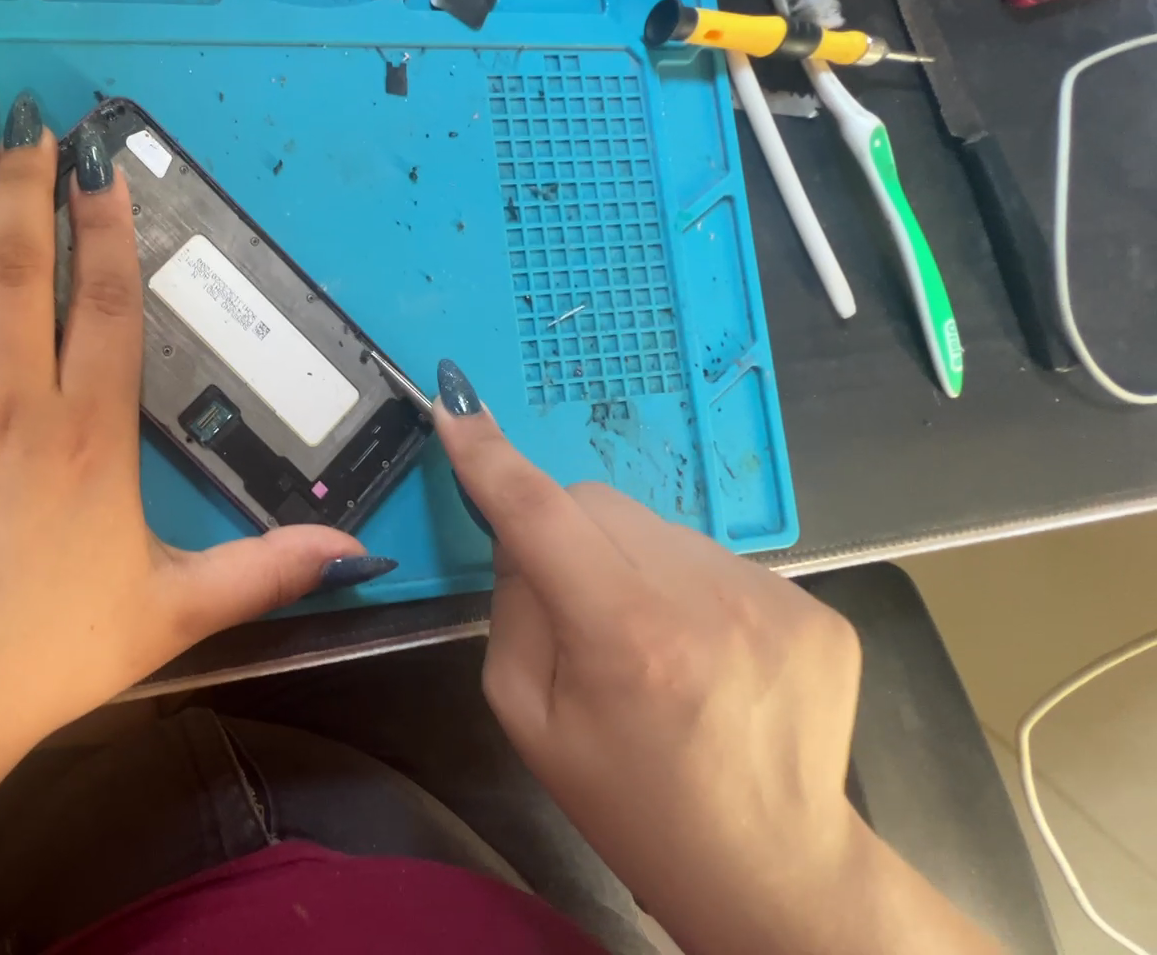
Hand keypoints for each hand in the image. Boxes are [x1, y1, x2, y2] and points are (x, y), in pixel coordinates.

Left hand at [0, 91, 374, 748]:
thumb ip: (267, 572)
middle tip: (30, 116)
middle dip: (27, 185)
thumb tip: (363, 553)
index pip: (103, 307)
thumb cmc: (46, 655)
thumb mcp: (172, 615)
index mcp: (90, 443)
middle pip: (21, 271)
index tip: (100, 163)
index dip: (103, 226)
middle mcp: (14, 408)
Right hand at [434, 359, 882, 952]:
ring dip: (621, 554)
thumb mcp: (523, 711)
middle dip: (560, 526)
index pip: (540, 515)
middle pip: (596, 503)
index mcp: (624, 639)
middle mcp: (704, 601)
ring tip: (641, 634)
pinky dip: (676, 579)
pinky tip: (694, 644)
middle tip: (564, 595)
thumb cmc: (620, 796)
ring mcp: (772, 597)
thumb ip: (512, 606)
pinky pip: (706, 554)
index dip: (490, 457)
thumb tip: (524, 535)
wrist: (768, 864)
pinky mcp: (813, 605)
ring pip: (652, 524)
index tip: (455, 404)